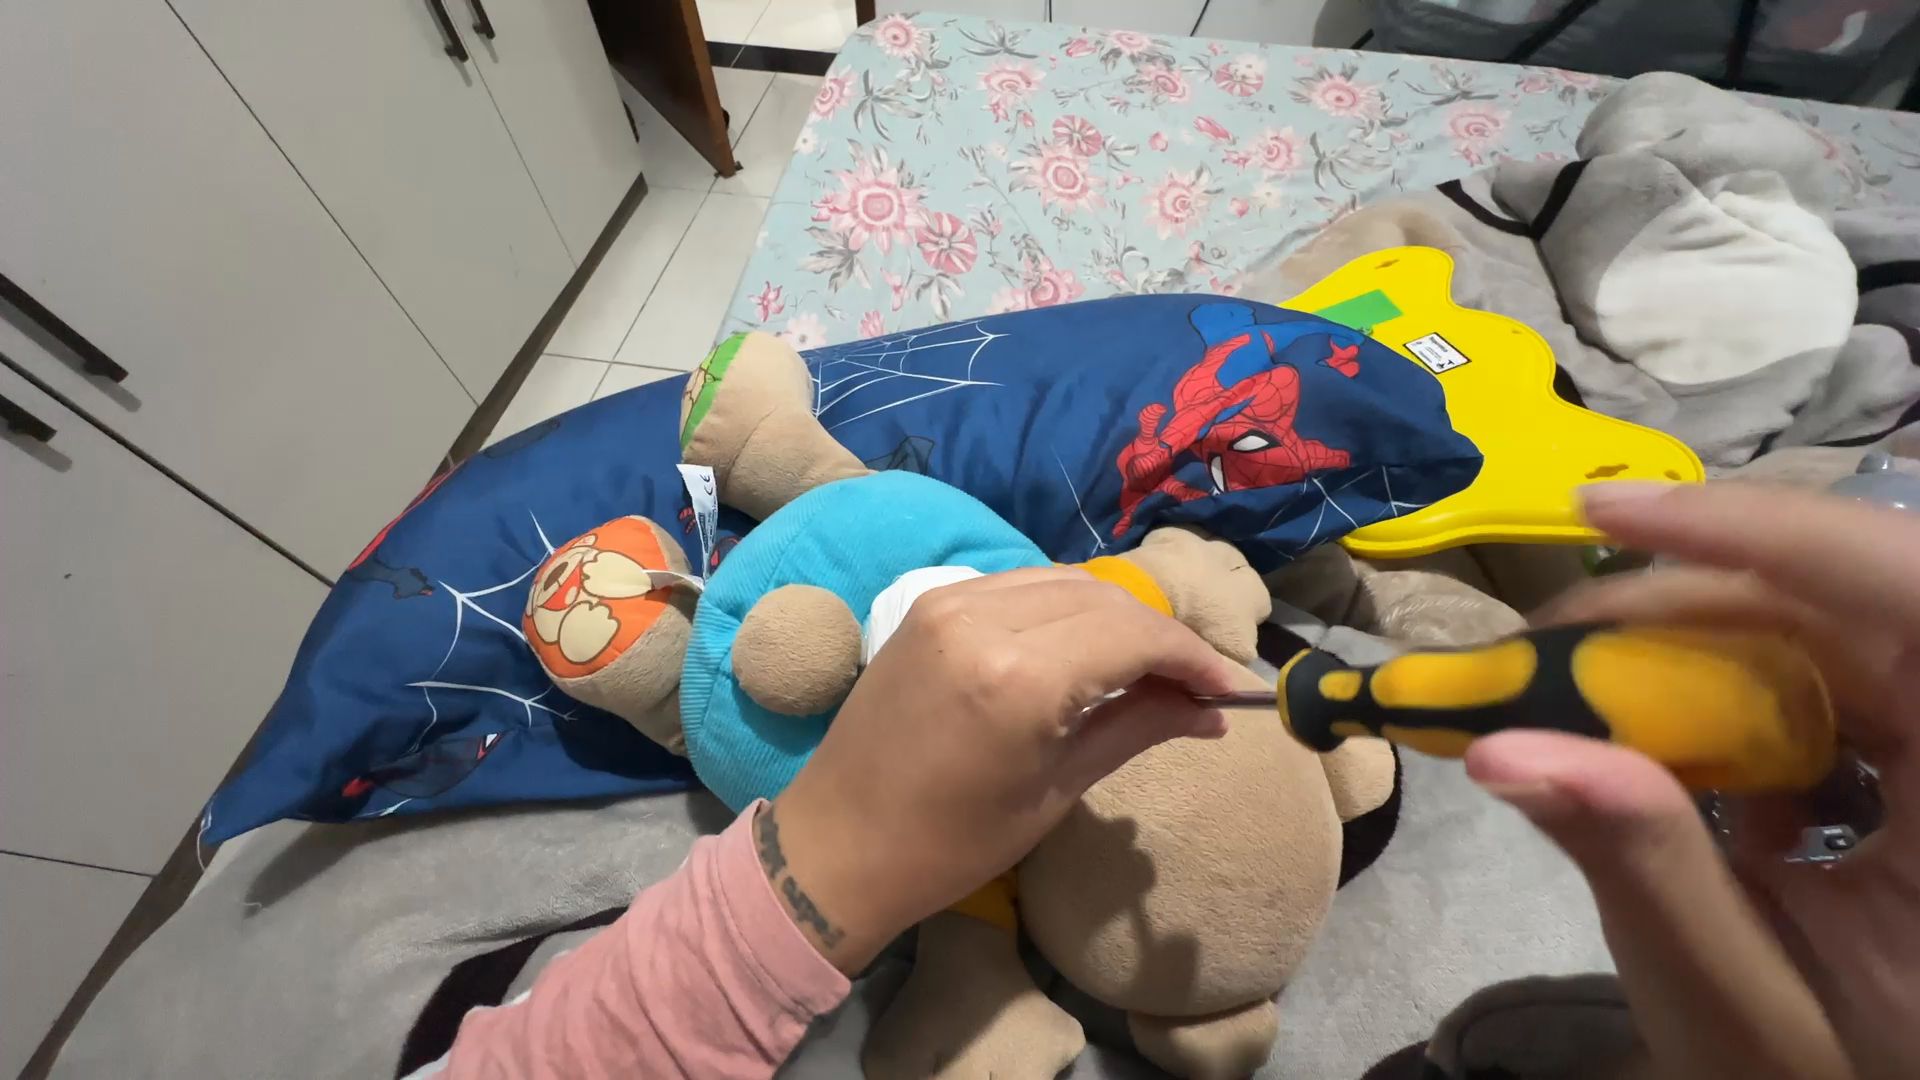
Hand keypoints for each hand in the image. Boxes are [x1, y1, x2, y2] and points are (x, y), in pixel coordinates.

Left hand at [754, 566, 1239, 974]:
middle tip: (1191, 685)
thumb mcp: (1056, 789)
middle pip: (1105, 598)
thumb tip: (1209, 711)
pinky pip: (1020, 586)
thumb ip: (1137, 727)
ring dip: (1115, 616)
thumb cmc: (951, 842)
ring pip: (1065, 581)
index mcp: (1018, 676)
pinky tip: (1081, 646)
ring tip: (1143, 667)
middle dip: (1159, 635)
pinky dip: (1066, 607)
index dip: (1193, 657)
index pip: (1134, 634)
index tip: (1228, 689)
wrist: (839, 839)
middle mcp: (983, 617)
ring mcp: (950, 601)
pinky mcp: (931, 602)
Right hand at [1465, 481, 1919, 1079]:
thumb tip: (1496, 749)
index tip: (1602, 511)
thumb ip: (1633, 860)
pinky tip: (1646, 731)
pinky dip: (1702, 684)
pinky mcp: (1916, 759)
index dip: (1773, 534)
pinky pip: (1811, 677)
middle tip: (1532, 650)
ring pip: (1814, 633)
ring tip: (1564, 688)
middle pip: (1840, 610)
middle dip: (1665, 606)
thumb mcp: (1733, 995)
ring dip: (1669, 644)